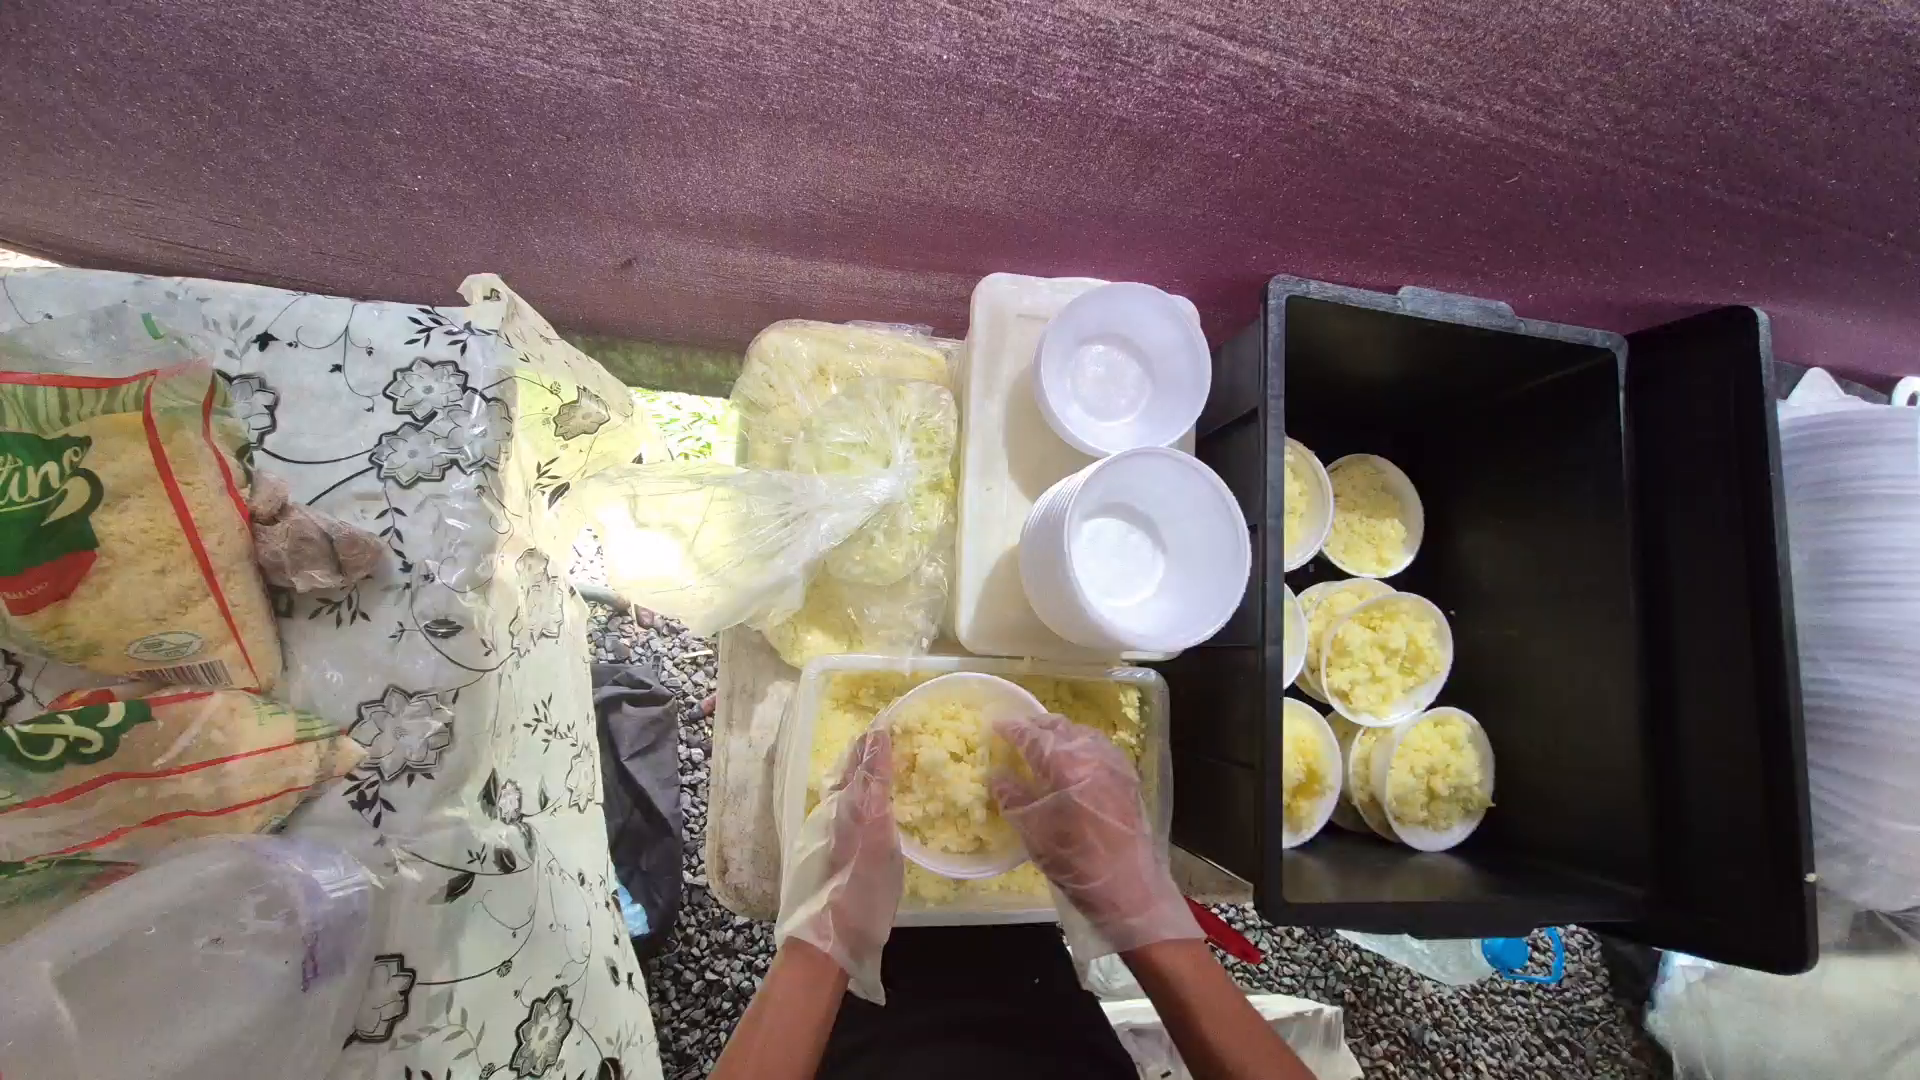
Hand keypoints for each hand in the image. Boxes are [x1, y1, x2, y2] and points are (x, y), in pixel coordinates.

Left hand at [774, 727, 902, 1003]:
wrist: (824, 943)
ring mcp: (823, 832)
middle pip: (847, 772)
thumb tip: (877, 745)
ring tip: (870, 757)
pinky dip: (851, 791)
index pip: (864, 763)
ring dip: (855, 769)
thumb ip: (877, 791)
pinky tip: (858, 798)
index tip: (890, 721)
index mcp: (849, 807)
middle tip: (882, 734)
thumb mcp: (880, 842)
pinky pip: (839, 805)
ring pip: (840, 788)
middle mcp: (833, 813)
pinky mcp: (821, 850)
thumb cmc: (859, 896)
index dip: (876, 742)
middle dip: (863, 750)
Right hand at [992, 714, 1199, 954]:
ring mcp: (1114, 764)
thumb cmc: (1075, 862)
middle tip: (1017, 733)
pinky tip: (1072, 759)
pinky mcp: (1127, 777)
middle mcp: (1093, 754)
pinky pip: (1098, 747)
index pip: (1034, 736)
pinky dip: (1079, 744)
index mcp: (1067, 764)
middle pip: (1060, 727)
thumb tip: (999, 774)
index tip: (996, 727)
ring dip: (1059, 734)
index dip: (1013, 730)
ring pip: (1080, 733)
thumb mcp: (1033, 832)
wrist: (1130, 890)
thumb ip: (1012, 797)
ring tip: (1042, 744)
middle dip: (1036, 727)